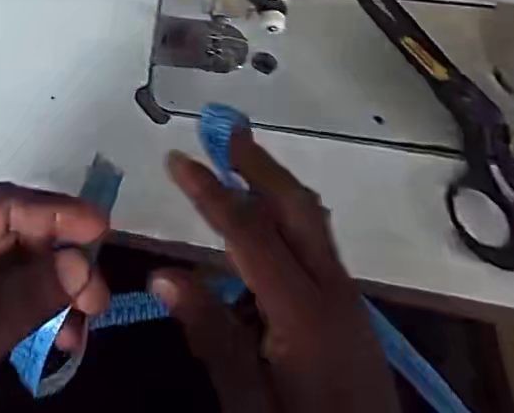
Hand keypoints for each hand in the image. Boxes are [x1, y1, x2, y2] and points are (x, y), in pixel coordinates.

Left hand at [0, 183, 111, 412]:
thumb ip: (17, 303)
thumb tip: (79, 260)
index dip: (51, 210)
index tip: (100, 227)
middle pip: (10, 232)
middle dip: (58, 255)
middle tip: (98, 293)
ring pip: (13, 264)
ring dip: (53, 288)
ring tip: (85, 323)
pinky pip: (5, 296)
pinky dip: (36, 312)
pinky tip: (60, 338)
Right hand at [155, 127, 399, 412]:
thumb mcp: (250, 405)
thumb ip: (211, 335)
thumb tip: (163, 275)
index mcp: (306, 315)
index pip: (251, 234)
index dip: (211, 193)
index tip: (178, 159)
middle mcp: (334, 294)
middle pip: (297, 208)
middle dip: (258, 164)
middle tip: (223, 129)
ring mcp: (349, 301)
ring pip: (313, 220)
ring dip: (274, 182)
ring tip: (239, 157)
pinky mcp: (351, 312)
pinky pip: (317, 242)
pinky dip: (287, 211)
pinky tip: (265, 218)